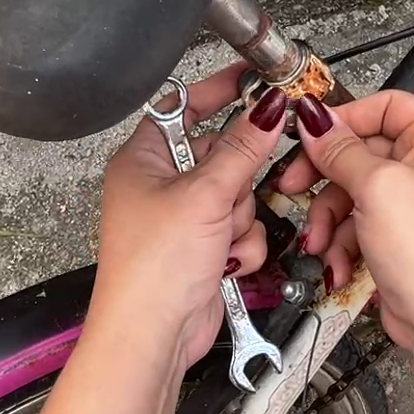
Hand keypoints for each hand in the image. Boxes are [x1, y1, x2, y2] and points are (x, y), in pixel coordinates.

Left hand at [92, 66, 290, 367]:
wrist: (155, 336)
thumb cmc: (152, 267)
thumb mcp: (203, 195)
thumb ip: (242, 149)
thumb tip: (268, 109)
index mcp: (144, 160)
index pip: (183, 109)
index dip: (217, 91)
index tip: (253, 77)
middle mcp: (162, 185)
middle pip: (222, 155)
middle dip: (235, 181)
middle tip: (230, 193)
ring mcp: (185, 219)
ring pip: (239, 195)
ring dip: (238, 220)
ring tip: (218, 240)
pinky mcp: (205, 248)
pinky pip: (242, 230)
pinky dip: (241, 248)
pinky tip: (225, 264)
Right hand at [277, 91, 413, 346]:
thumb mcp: (376, 188)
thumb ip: (340, 149)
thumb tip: (312, 117)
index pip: (387, 107)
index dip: (346, 118)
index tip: (309, 133)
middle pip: (361, 151)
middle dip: (325, 176)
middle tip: (293, 184)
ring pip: (352, 191)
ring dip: (329, 219)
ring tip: (319, 243)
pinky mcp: (400, 237)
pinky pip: (358, 224)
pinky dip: (343, 244)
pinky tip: (338, 266)